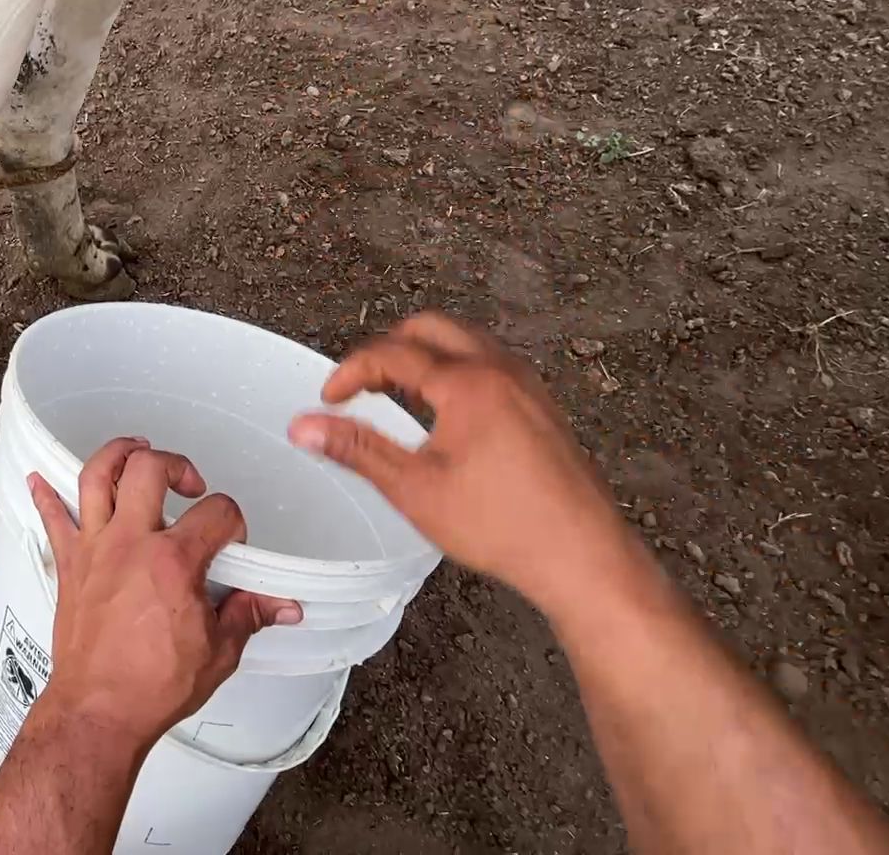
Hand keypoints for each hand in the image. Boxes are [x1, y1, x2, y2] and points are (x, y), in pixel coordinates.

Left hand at [28, 438, 300, 749]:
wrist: (99, 708)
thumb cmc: (152, 685)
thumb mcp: (218, 653)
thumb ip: (248, 616)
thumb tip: (280, 604)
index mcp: (173, 561)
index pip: (217, 513)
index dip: (232, 520)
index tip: (231, 538)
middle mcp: (131, 542)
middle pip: (149, 469)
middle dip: (175, 463)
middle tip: (188, 481)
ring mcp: (95, 547)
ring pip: (96, 477)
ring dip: (116, 454)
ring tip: (134, 450)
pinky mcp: (69, 562)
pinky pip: (51, 518)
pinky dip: (45, 496)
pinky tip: (39, 479)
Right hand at [287, 313, 632, 612]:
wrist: (586, 561)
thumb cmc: (501, 526)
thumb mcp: (412, 487)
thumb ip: (354, 448)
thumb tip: (302, 427)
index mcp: (468, 384)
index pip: (391, 352)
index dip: (350, 371)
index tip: (329, 398)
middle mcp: (501, 371)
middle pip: (429, 328)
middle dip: (385, 349)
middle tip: (360, 386)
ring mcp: (527, 385)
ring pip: (461, 340)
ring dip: (420, 355)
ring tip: (393, 395)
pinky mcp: (541, 404)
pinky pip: (486, 361)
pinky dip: (450, 368)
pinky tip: (438, 411)